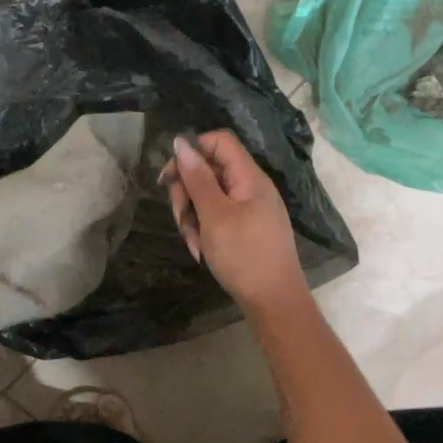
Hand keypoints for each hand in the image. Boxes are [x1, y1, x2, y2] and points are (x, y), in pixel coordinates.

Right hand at [161, 131, 306, 312]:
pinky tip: (200, 251)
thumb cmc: (244, 255)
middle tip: (179, 218)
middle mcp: (250, 187)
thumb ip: (197, 178)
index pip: (218, 142)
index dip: (191, 151)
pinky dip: (204, 231)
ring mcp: (249, 209)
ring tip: (192, 243)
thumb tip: (180, 142)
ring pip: (208, 198)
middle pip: (209, 171)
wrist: (273, 301)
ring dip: (192, 217)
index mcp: (249, 177)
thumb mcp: (214, 215)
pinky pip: (217, 218)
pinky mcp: (245, 228)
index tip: (168, 177)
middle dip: (186, 193)